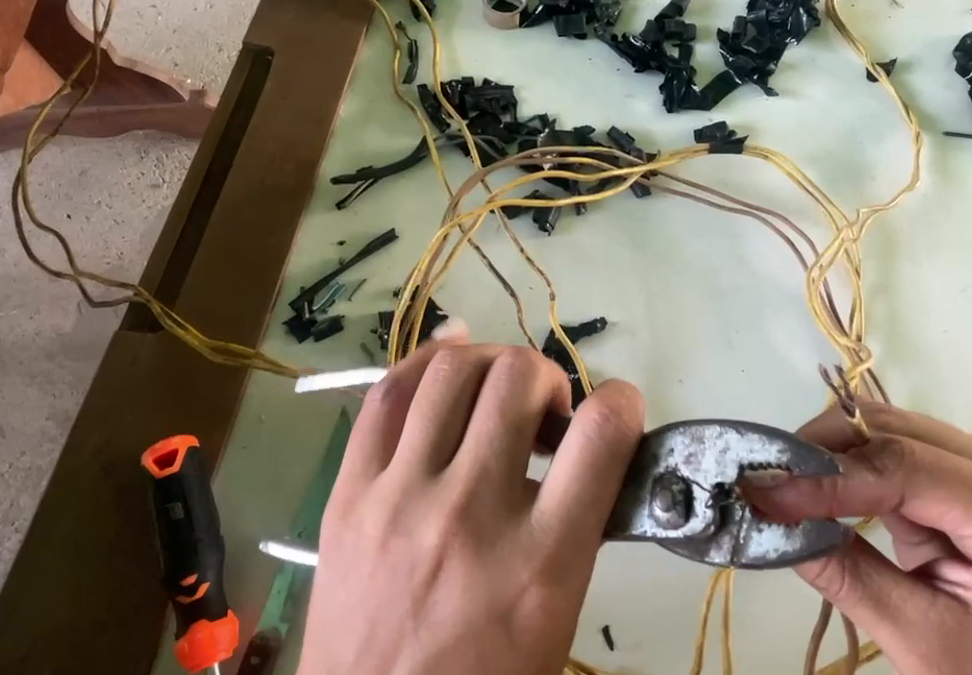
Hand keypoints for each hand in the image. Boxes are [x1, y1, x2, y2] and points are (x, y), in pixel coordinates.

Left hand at [296, 339, 644, 674]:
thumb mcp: (556, 615)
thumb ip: (576, 527)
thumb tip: (582, 449)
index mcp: (540, 563)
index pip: (602, 435)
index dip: (622, 403)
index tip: (615, 410)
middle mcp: (471, 513)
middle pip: (519, 378)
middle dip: (546, 377)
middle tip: (543, 414)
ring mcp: (400, 497)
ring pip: (453, 370)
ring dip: (491, 364)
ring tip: (496, 390)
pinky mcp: (349, 493)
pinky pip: (387, 394)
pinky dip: (426, 360)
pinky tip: (450, 356)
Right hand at [746, 402, 971, 674]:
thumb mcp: (924, 644)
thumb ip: (847, 573)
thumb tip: (768, 515)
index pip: (911, 468)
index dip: (830, 474)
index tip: (766, 491)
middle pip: (901, 432)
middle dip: (825, 450)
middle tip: (764, 481)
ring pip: (895, 430)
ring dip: (834, 453)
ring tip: (783, 485)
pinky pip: (902, 452)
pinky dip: (855, 467)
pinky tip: (819, 489)